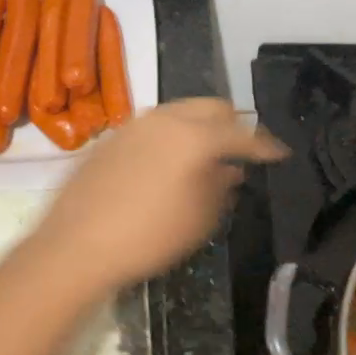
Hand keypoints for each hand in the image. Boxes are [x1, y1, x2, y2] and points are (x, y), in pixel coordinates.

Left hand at [32, 99, 286, 291]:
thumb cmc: (148, 238)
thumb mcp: (198, 220)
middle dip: (232, 126)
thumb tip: (230, 171)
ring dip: (198, 129)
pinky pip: (152, 129)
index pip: (243, 134)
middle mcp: (165, 119)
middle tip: (241, 152)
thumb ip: (221, 188)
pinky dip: (169, 139)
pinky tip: (168, 166)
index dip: (265, 146)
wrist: (76, 246)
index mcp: (195, 136)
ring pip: (178, 113)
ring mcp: (132, 125)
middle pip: (211, 108)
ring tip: (205, 158)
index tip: (279, 155)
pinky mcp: (109, 139)